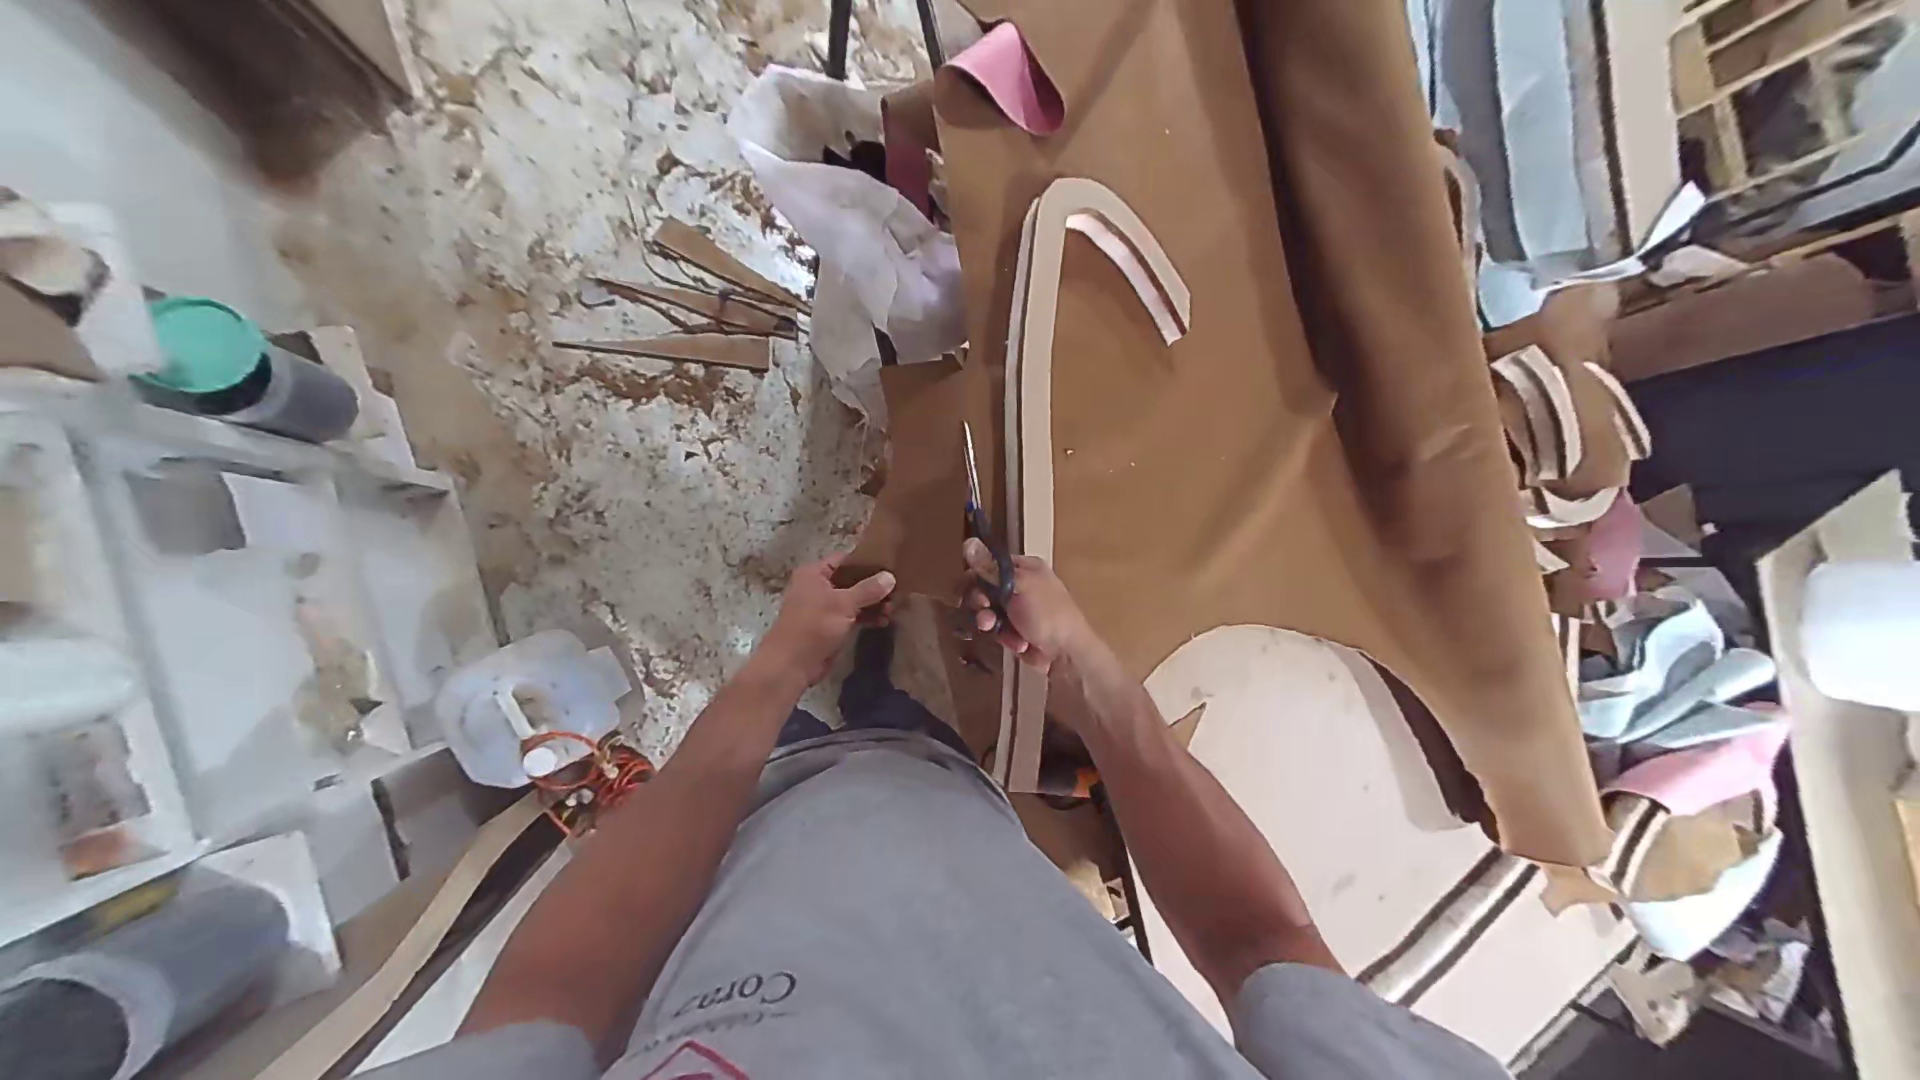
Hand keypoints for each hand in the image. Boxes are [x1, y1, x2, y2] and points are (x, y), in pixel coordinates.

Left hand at [754, 554, 895, 685]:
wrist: (792, 665)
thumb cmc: (814, 625)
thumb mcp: (843, 603)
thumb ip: (868, 589)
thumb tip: (890, 577)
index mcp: (814, 573)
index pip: (844, 559)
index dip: (866, 561)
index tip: (891, 563)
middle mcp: (818, 587)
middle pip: (851, 580)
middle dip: (874, 585)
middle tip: (898, 587)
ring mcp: (824, 607)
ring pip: (854, 599)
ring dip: (873, 603)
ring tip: (894, 607)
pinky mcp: (830, 626)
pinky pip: (853, 615)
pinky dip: (867, 616)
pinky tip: (884, 620)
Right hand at [962, 538, 1095, 669]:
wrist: (1067, 654)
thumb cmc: (1047, 613)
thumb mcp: (1019, 586)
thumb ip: (990, 568)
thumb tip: (968, 542)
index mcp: (1026, 568)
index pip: (991, 564)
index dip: (975, 575)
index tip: (964, 588)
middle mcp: (1022, 585)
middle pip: (986, 589)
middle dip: (981, 603)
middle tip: (983, 610)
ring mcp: (1020, 610)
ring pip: (989, 612)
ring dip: (990, 622)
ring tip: (994, 629)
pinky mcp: (1018, 632)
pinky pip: (999, 630)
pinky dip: (1006, 637)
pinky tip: (1018, 643)